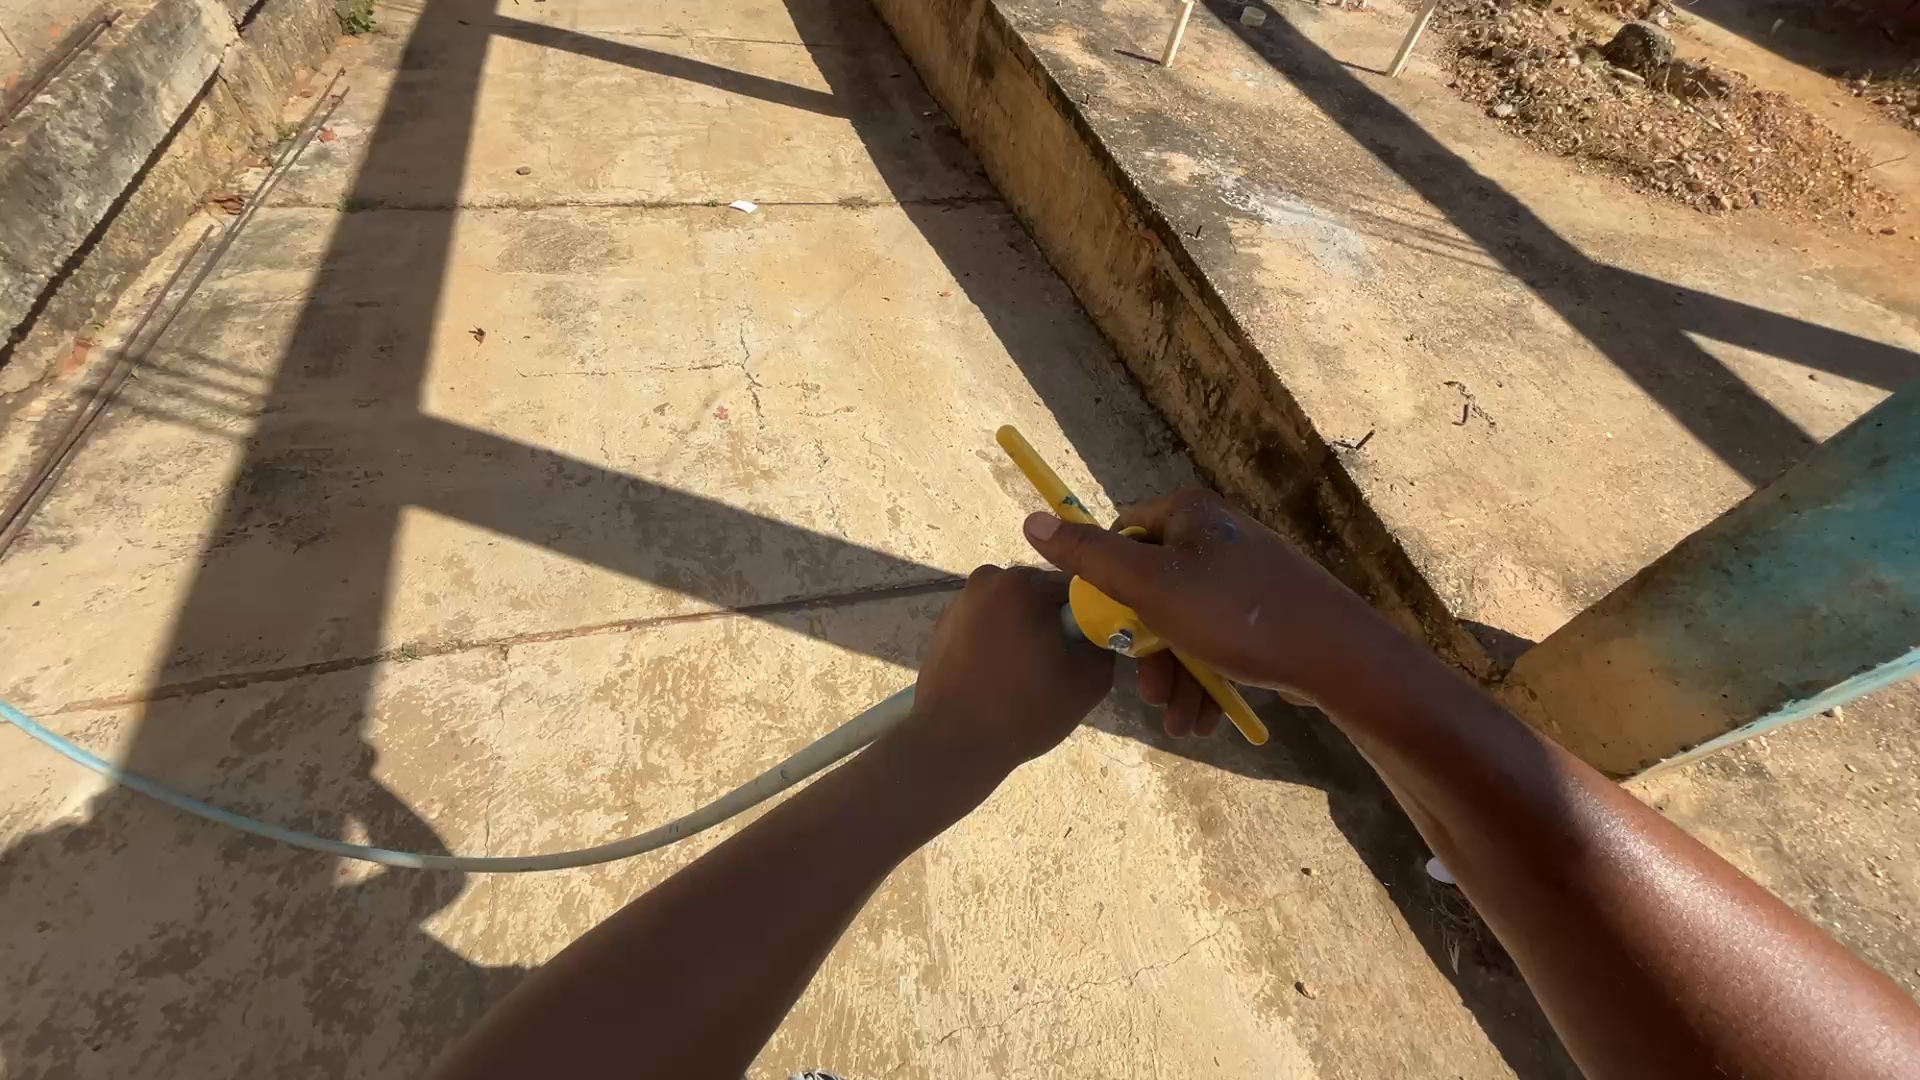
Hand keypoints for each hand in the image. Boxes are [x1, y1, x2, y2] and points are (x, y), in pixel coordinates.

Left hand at [908, 565, 1114, 777]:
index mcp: (1022, 583)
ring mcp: (960, 600)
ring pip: (1010, 609)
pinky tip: (997, 675)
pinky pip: (985, 623)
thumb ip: (1105, 643)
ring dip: (1023, 631)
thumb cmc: (1023, 709)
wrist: (953, 742)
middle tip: (1057, 666)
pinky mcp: (943, 624)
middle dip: (1051, 623)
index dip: (1086, 619)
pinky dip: (997, 640)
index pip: (1074, 589)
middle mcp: (987, 579)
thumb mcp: (1088, 681)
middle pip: (1039, 595)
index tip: (1084, 651)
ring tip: (1025, 674)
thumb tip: (1099, 631)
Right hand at [1022, 490, 1398, 733]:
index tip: (1106, 625)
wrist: (1338, 659)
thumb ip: (1088, 555)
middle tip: (1146, 693)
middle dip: (1145, 650)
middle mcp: (1214, 535)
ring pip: (1183, 622)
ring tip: (1178, 722)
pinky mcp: (1262, 610)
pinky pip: (1215, 637)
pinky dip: (1203, 675)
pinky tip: (1201, 718)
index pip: (1123, 533)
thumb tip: (1033, 520)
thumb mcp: (1148, 586)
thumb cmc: (1234, 614)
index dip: (1106, 580)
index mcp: (1187, 515)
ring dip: (1173, 675)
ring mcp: (1242, 574)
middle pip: (1151, 587)